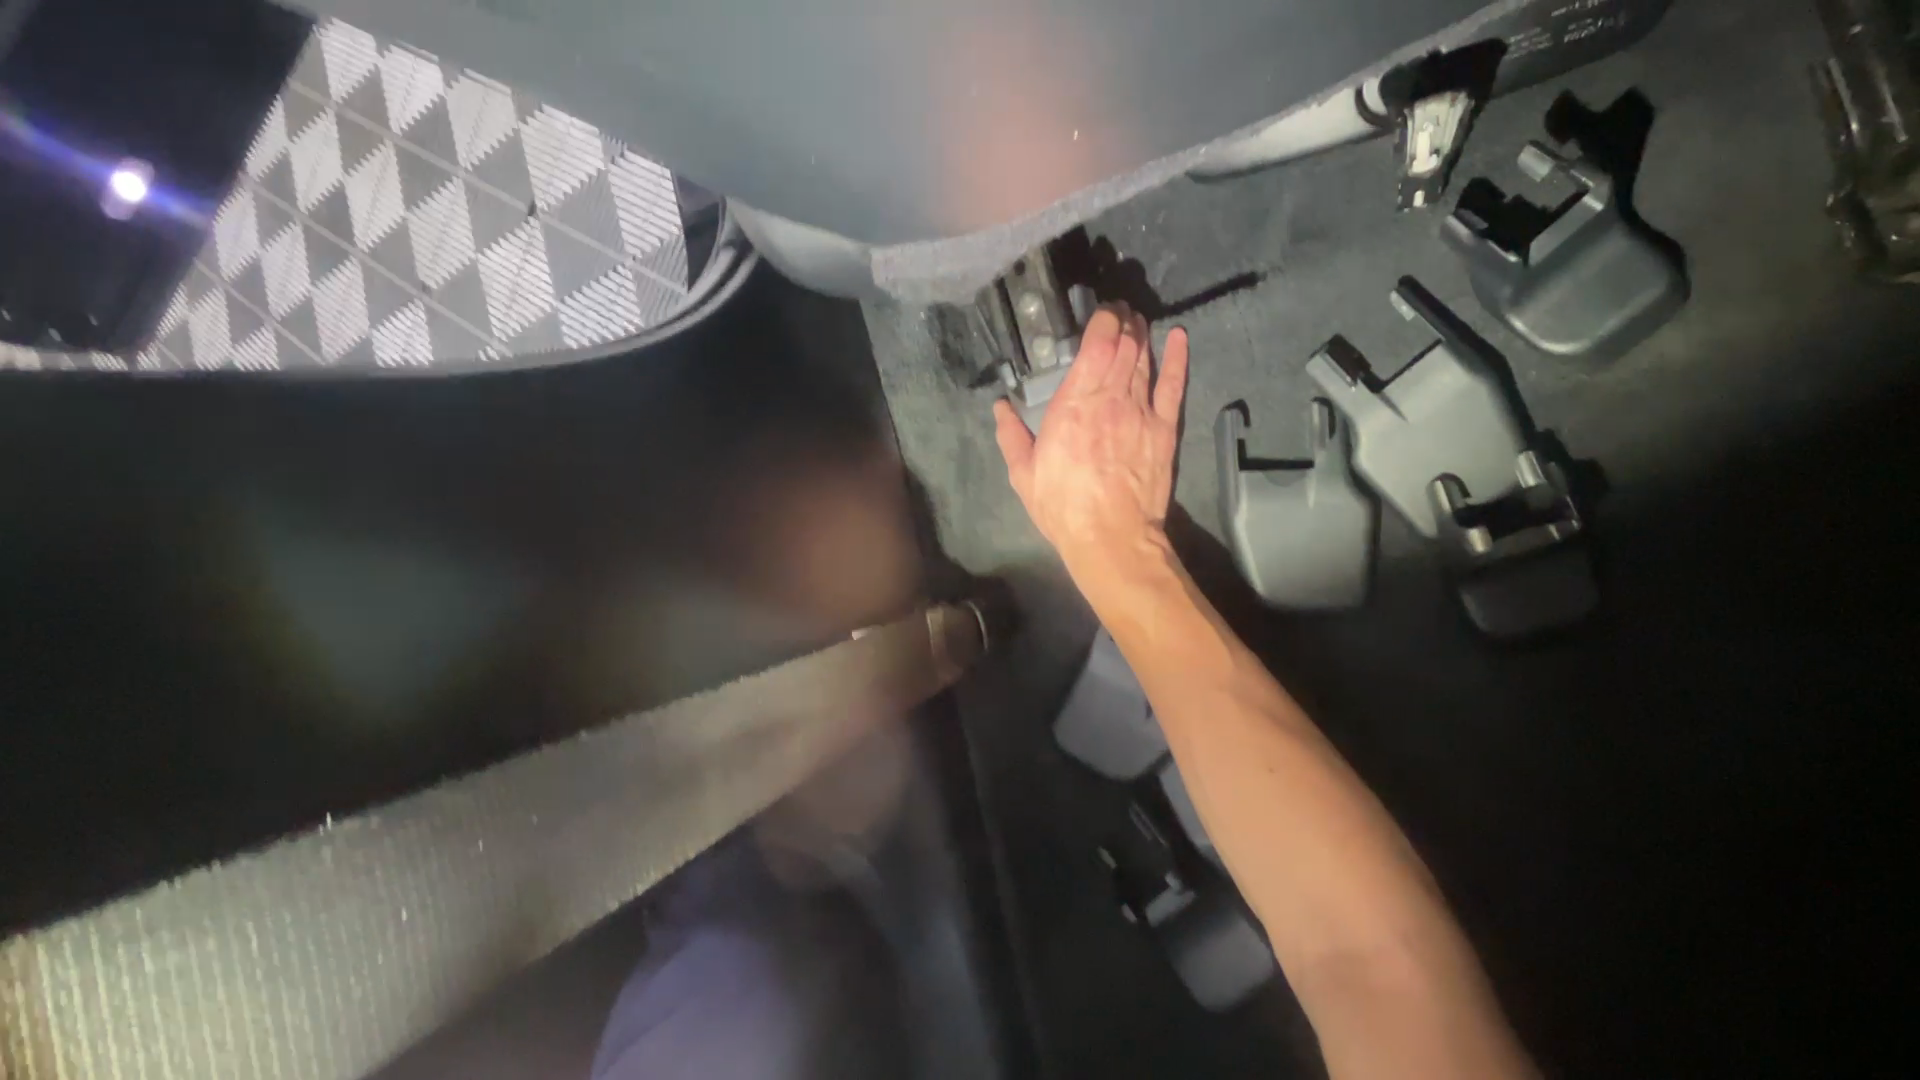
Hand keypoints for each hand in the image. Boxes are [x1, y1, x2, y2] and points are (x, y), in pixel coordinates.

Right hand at [993, 305, 1188, 587]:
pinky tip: (1178, 338)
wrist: (1110, 536)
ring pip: (1145, 360)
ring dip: (1143, 334)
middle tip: (1121, 309)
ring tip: (1139, 319)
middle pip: (1122, 347)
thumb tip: (999, 407)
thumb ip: (1011, 435)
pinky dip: (1177, 359)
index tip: (1102, 311)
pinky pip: (1172, 386)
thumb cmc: (1062, 506)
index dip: (1102, 322)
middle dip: (1123, 322)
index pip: (1095, 348)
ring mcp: (1141, 411)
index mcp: (1073, 405)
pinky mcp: (1164, 429)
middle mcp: (1109, 398)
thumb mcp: (1024, 474)